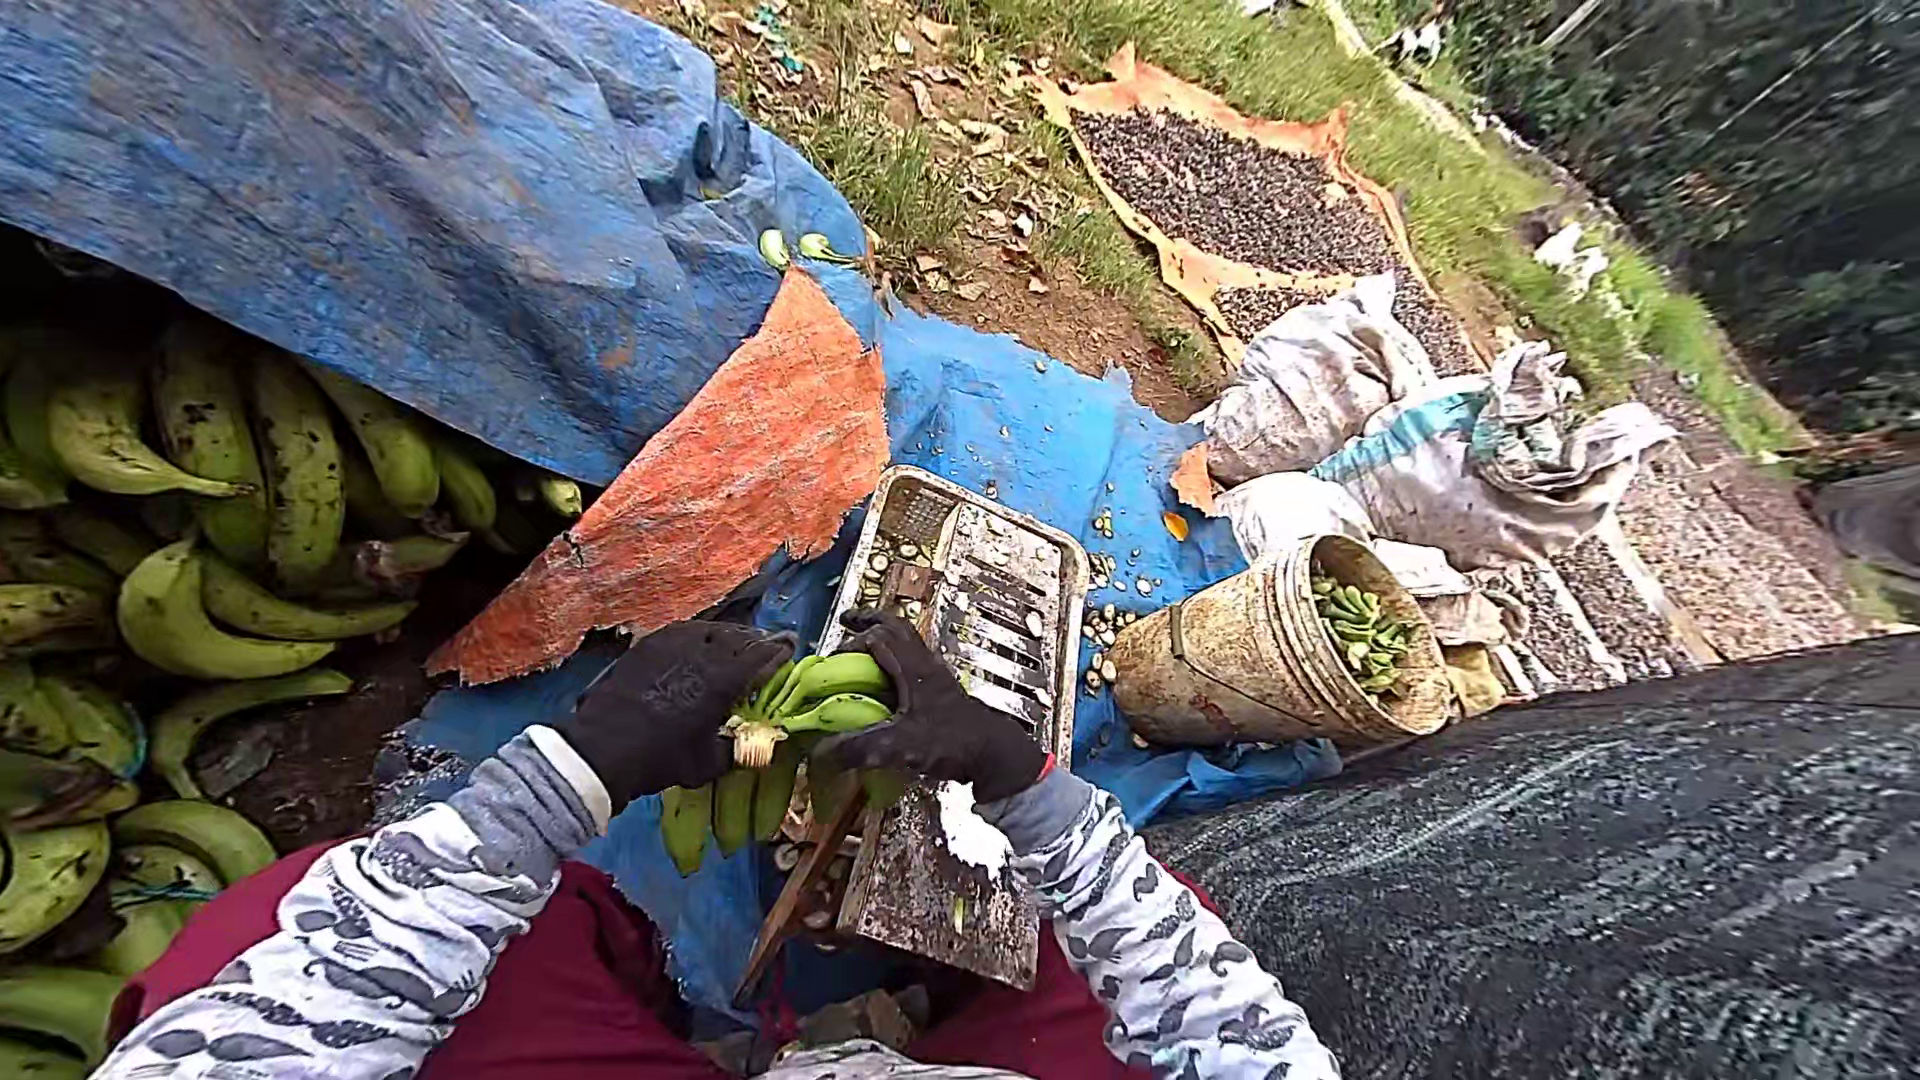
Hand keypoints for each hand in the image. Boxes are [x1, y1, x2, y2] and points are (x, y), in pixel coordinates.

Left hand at [556, 620, 793, 810]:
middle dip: (758, 640)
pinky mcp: (651, 643)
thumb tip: (765, 746)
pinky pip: (686, 630)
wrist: (599, 751)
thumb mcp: (706, 764)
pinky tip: (701, 642)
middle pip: (742, 636)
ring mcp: (675, 643)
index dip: (782, 649)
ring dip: (731, 635)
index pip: (764, 654)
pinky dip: (701, 634)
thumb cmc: (660, 758)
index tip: (792, 646)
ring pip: (714, 629)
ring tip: (736, 642)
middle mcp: (704, 652)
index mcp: (724, 678)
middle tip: (767, 645)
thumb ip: (739, 750)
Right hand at [814, 611, 1046, 802]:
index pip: (879, 638)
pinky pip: (912, 663)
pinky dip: (893, 660)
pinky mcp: (939, 691)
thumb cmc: (953, 742)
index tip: (831, 662)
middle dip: (869, 621)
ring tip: (862, 645)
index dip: (852, 643)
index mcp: (914, 668)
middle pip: (896, 628)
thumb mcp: (900, 746)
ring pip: (906, 643)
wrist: (993, 752)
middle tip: (847, 621)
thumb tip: (820, 751)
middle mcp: (925, 665)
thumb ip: (860, 748)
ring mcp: (934, 675)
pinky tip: (884, 680)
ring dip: (883, 638)